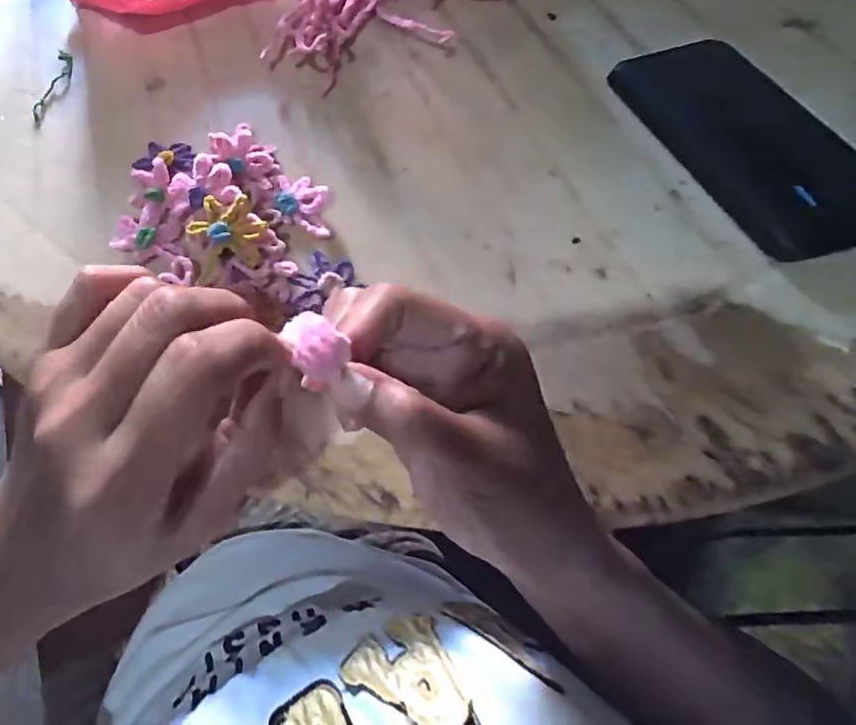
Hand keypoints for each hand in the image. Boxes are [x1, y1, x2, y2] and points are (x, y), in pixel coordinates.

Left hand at [0, 267, 289, 627]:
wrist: (25, 550)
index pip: (194, 366)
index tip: (276, 352)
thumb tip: (278, 378)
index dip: (248, 341)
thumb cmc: (119, 552)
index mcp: (121, 475)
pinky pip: (88, 287)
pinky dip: (133, 278)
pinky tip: (157, 303)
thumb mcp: (197, 530)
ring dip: (189, 296)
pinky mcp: (39, 356)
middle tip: (248, 331)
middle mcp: (80, 415)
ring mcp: (54, 378)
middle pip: (164, 317)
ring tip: (208, 326)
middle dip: (225, 309)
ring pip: (134, 295)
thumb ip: (247, 457)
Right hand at [323, 285, 605, 581]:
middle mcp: (448, 340)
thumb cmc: (512, 503)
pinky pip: (364, 366)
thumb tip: (334, 374)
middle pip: (375, 310)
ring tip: (334, 406)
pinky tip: (346, 416)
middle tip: (318, 386)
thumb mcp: (456, 458)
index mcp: (476, 342)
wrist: (537, 549)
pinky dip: (344, 383)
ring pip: (362, 334)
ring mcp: (429, 362)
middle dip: (340, 341)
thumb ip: (397, 411)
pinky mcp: (411, 386)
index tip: (323, 371)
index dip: (355, 327)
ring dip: (337, 363)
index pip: (399, 305)